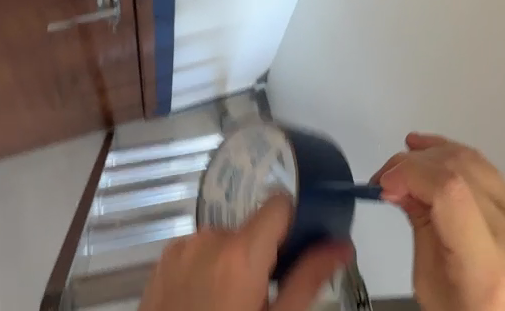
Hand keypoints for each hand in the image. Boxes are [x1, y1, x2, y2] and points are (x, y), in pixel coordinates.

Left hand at [140, 196, 353, 310]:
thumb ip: (309, 279)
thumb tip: (341, 246)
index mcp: (241, 253)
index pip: (280, 204)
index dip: (295, 221)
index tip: (302, 246)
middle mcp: (209, 239)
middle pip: (252, 228)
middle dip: (263, 255)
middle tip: (265, 297)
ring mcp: (182, 248)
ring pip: (224, 241)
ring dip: (234, 263)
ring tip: (232, 305)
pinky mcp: (163, 261)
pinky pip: (198, 251)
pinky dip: (208, 269)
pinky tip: (207, 303)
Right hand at [373, 133, 504, 310]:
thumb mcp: (432, 288)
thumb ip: (420, 229)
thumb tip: (399, 186)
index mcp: (488, 269)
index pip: (449, 192)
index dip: (411, 173)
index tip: (385, 182)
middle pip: (459, 170)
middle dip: (415, 163)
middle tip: (388, 176)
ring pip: (474, 161)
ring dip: (433, 152)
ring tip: (405, 158)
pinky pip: (489, 171)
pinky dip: (456, 157)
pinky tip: (435, 155)